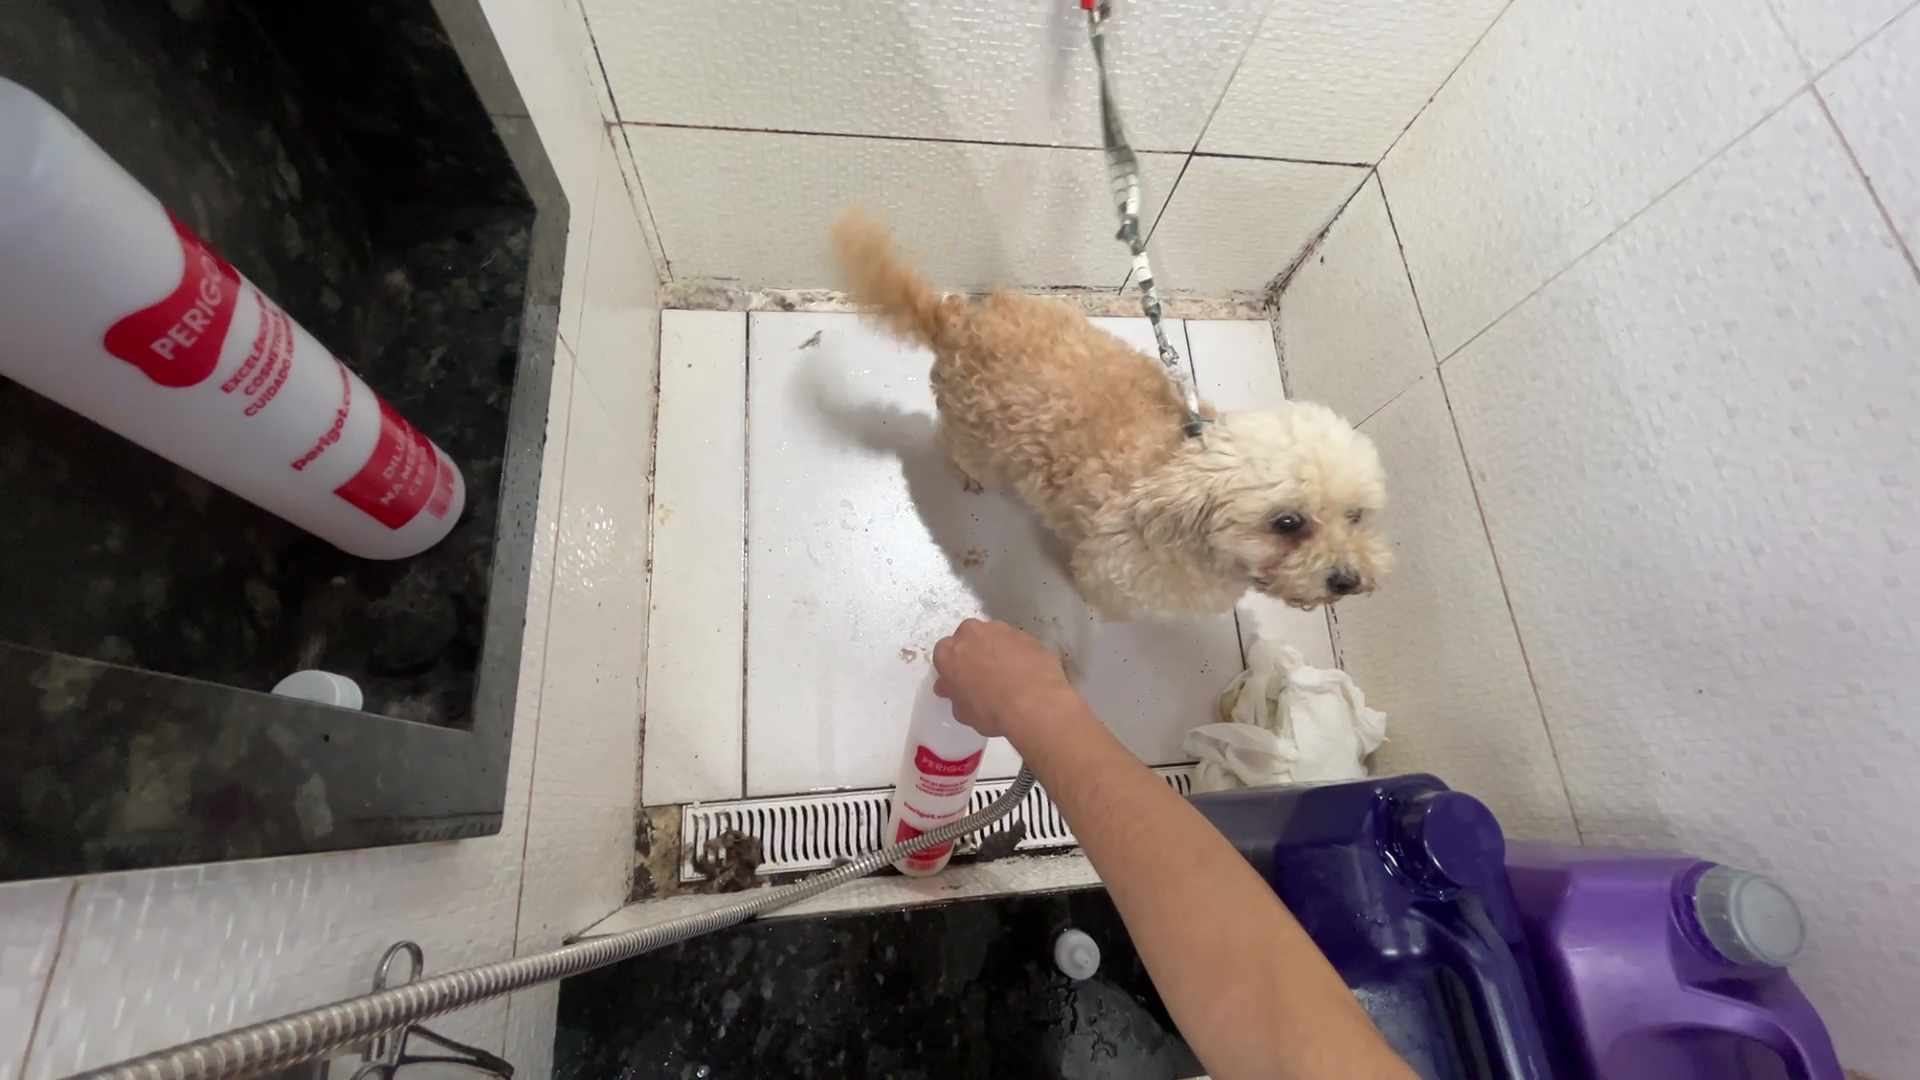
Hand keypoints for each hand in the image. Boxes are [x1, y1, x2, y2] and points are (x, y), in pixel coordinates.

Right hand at [931, 618, 1075, 741]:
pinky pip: (1013, 642)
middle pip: (967, 640)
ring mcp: (999, 630)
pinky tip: (1023, 672)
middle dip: (972, 654)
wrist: (1034, 702)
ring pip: (991, 638)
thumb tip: (950, 688)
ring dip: (994, 651)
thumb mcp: (963, 712)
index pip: (944, 656)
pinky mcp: (1023, 633)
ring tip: (1007, 675)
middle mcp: (970, 633)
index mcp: (948, 651)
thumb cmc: (991, 711)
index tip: (960, 683)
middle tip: (983, 677)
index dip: (953, 670)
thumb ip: (954, 695)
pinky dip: (1015, 653)